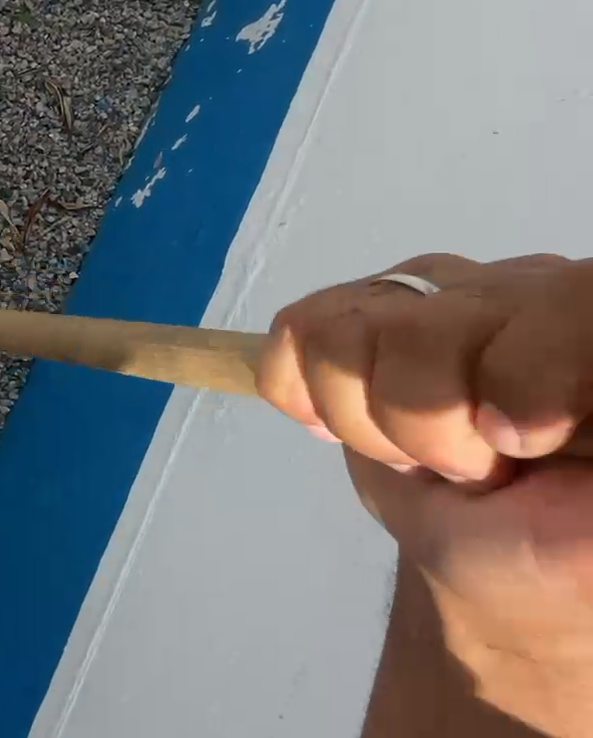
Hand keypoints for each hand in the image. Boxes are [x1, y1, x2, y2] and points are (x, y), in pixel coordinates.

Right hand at [257, 253, 592, 722]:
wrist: (492, 551)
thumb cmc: (569, 562)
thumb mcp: (588, 540)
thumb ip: (566, 476)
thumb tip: (523, 424)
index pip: (565, 305)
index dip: (528, 371)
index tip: (516, 449)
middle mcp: (542, 296)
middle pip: (442, 310)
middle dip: (428, 414)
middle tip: (463, 470)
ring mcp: (442, 295)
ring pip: (353, 319)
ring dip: (361, 412)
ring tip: (407, 453)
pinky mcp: (358, 313)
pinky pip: (293, 325)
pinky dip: (297, 384)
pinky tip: (337, 417)